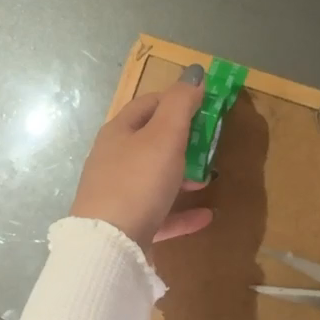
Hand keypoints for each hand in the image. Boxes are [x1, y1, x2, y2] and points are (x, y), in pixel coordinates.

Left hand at [68, 65, 213, 250]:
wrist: (108, 245)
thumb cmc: (137, 181)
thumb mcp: (164, 135)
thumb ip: (180, 104)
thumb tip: (194, 74)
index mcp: (118, 133)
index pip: (148, 104)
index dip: (176, 100)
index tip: (205, 106)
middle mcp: (114, 160)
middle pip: (151, 142)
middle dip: (182, 141)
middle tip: (210, 144)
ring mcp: (118, 195)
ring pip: (155, 179)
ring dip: (183, 176)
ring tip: (209, 179)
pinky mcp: (127, 226)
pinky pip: (160, 215)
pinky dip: (182, 214)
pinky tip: (206, 216)